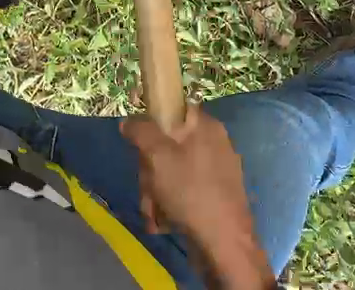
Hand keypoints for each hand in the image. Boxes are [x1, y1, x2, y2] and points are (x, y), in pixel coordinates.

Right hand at [121, 106, 269, 287]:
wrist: (225, 247)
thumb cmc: (191, 192)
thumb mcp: (157, 155)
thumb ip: (140, 131)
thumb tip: (129, 121)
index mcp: (205, 126)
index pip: (173, 107)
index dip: (151, 118)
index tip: (137, 138)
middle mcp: (213, 144)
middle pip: (168, 143)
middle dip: (150, 167)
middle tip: (146, 183)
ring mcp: (216, 172)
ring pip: (172, 170)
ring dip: (155, 189)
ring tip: (153, 210)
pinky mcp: (215, 197)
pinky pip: (184, 189)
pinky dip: (170, 203)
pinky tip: (163, 220)